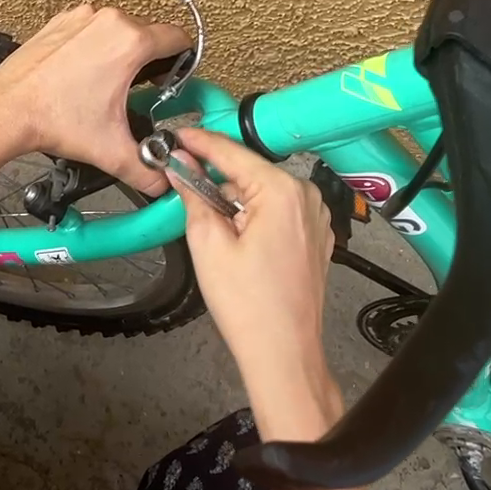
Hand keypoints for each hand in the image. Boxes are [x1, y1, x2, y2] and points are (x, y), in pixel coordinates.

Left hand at [0, 4, 189, 194]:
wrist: (7, 108)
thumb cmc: (52, 119)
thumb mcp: (111, 151)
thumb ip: (148, 170)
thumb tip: (162, 181)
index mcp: (130, 42)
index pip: (178, 37)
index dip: (183, 59)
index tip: (176, 76)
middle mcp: (108, 21)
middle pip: (148, 34)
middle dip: (150, 61)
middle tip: (139, 90)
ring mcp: (82, 17)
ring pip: (119, 30)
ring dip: (121, 53)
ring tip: (108, 85)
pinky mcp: (62, 21)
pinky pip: (92, 29)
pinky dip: (94, 46)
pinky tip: (84, 74)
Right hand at [174, 130, 337, 407]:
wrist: (284, 355)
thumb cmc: (248, 305)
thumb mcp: (207, 241)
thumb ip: (193, 192)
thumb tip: (180, 162)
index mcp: (282, 191)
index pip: (231, 151)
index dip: (198, 141)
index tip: (174, 135)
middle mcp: (306, 196)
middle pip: (248, 168)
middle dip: (214, 172)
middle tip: (181, 174)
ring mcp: (316, 216)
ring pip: (262, 188)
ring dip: (233, 193)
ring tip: (207, 213)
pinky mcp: (315, 235)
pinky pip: (277, 207)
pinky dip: (253, 209)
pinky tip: (234, 229)